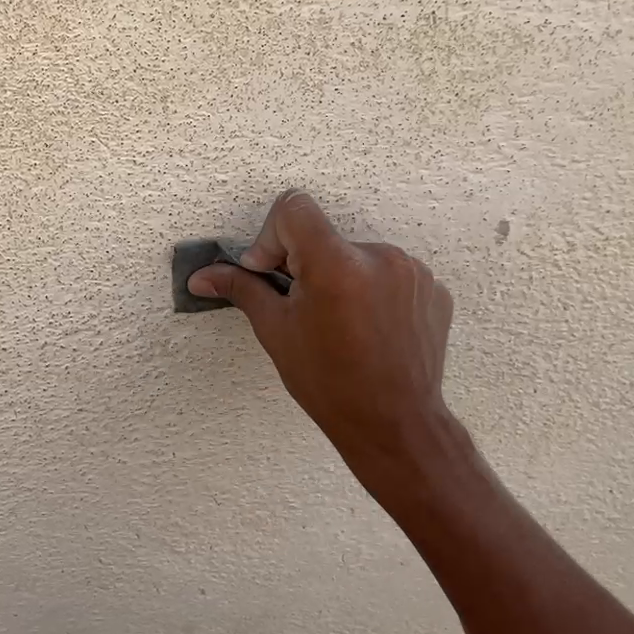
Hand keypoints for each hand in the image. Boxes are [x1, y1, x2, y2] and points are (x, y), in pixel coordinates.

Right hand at [187, 189, 457, 484]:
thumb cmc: (331, 383)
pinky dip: (369, 289)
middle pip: (322, 235)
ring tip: (336, 320)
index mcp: (336, 265)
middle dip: (302, 262)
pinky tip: (364, 325)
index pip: (294, 208)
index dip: (271, 236)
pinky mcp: (431, 288)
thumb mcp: (275, 330)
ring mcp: (412, 272)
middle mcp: (379, 258)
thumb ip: (240, 288)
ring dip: (338, 275)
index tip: (270, 272)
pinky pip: (387, 272)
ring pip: (354, 254)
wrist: (395, 425)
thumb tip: (202, 276)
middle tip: (299, 305)